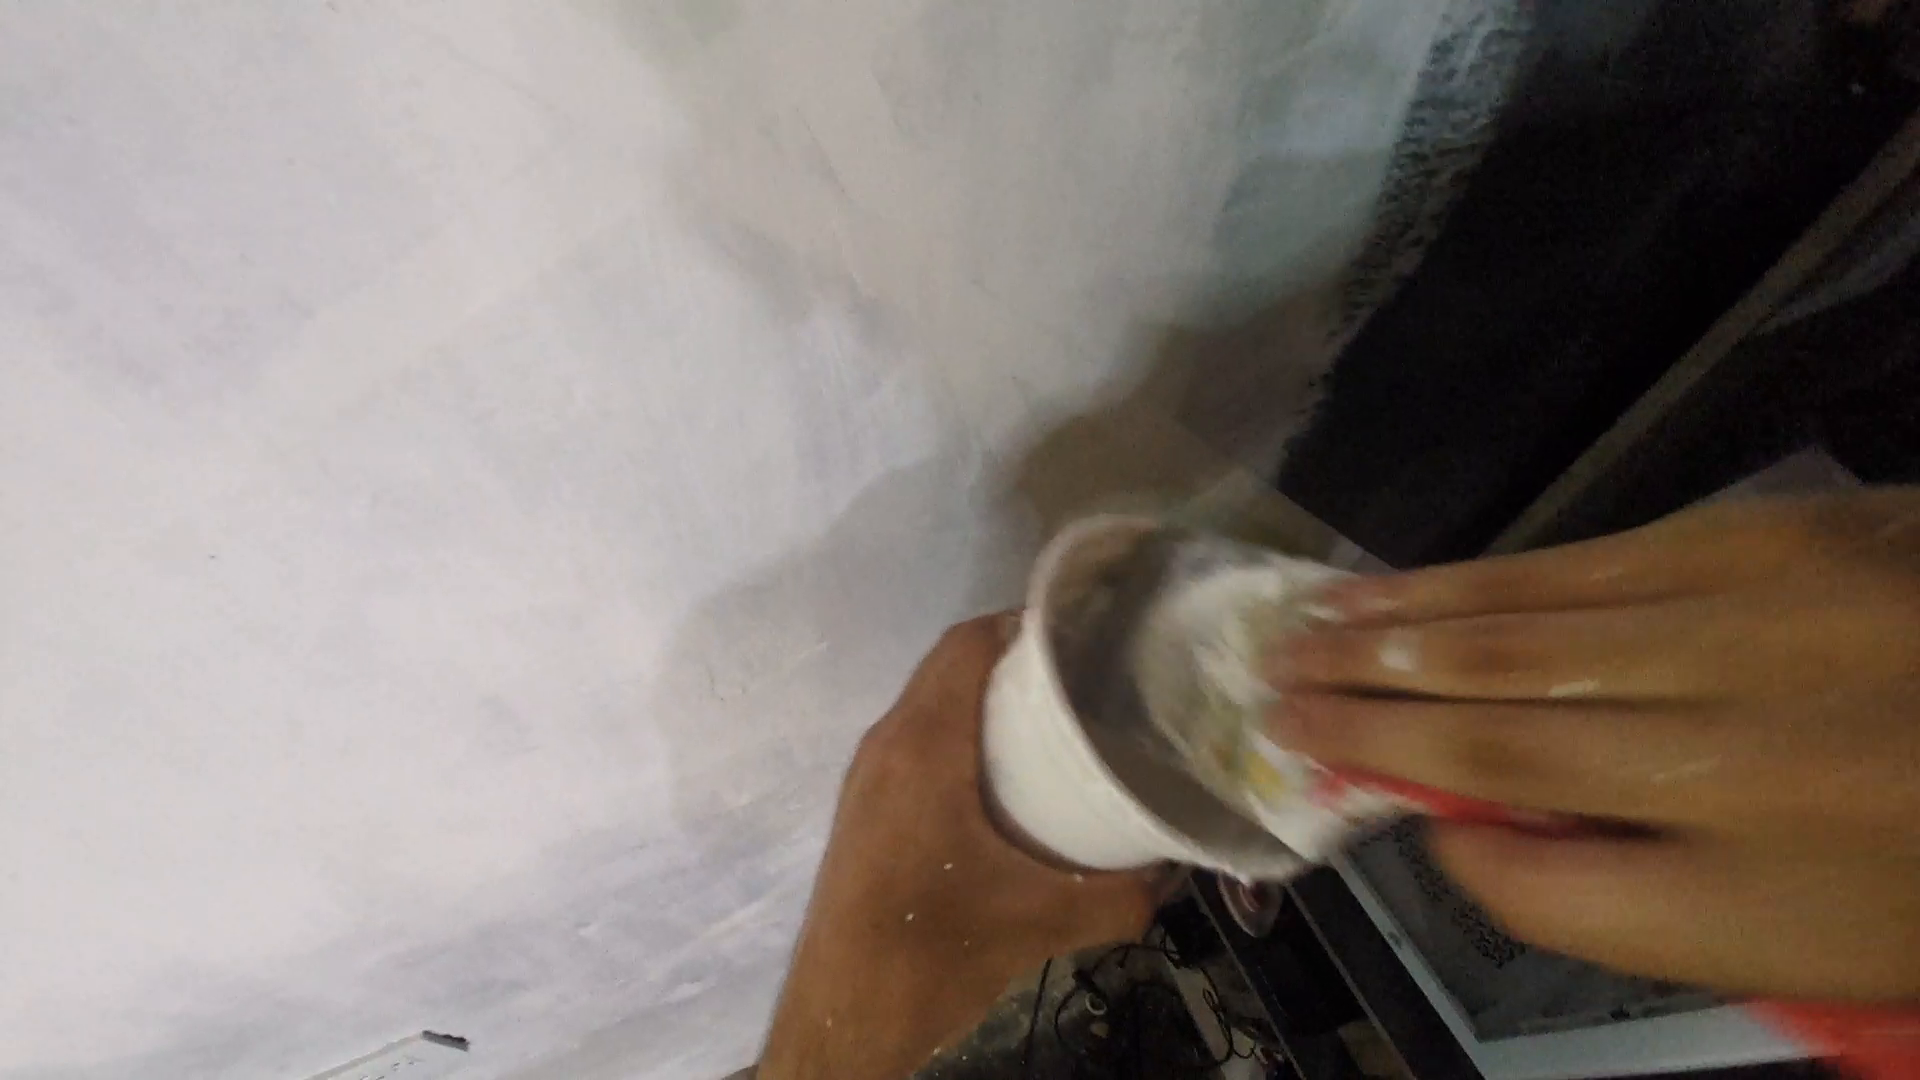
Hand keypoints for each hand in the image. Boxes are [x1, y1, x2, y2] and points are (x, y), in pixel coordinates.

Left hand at [759, 615, 1161, 1079]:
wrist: (844, 1013)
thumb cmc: (933, 952)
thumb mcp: (1044, 922)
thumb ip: (1122, 893)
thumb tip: (1171, 866)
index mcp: (924, 745)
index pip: (966, 644)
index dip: (1018, 622)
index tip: (1076, 632)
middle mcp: (888, 740)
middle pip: (948, 663)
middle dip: (1009, 655)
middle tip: (1074, 674)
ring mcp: (868, 769)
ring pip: (928, 696)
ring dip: (980, 691)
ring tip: (1044, 712)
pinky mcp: (864, 798)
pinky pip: (915, 731)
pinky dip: (957, 725)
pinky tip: (998, 768)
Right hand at [1270, 491, 1919, 1002]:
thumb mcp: (1776, 945)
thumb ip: (1586, 898)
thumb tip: (1442, 815)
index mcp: (1772, 845)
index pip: (1507, 784)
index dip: (1378, 752)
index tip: (1291, 733)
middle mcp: (1755, 715)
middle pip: (1492, 690)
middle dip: (1360, 681)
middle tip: (1270, 670)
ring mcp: (1759, 602)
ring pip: (1517, 613)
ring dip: (1390, 620)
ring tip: (1307, 621)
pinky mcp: (1763, 531)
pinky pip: (1570, 562)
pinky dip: (1465, 579)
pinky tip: (1404, 585)